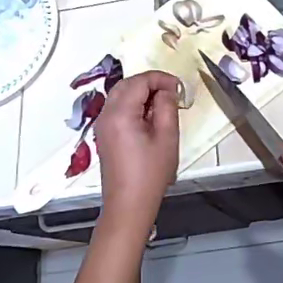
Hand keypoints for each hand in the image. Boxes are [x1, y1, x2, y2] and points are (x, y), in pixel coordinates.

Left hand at [94, 71, 180, 223]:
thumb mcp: (167, 137)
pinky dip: (133, 104)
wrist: (129, 203)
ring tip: (163, 104)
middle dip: (150, 83)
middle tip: (172, 93)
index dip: (161, 79)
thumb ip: (167, 107)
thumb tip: (167, 91)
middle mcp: (106, 114)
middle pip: (126, 84)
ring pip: (120, 94)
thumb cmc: (151, 173)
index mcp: (121, 113)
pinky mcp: (104, 134)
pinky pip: (117, 108)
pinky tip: (149, 117)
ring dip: (141, 92)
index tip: (179, 88)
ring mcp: (102, 125)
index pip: (139, 81)